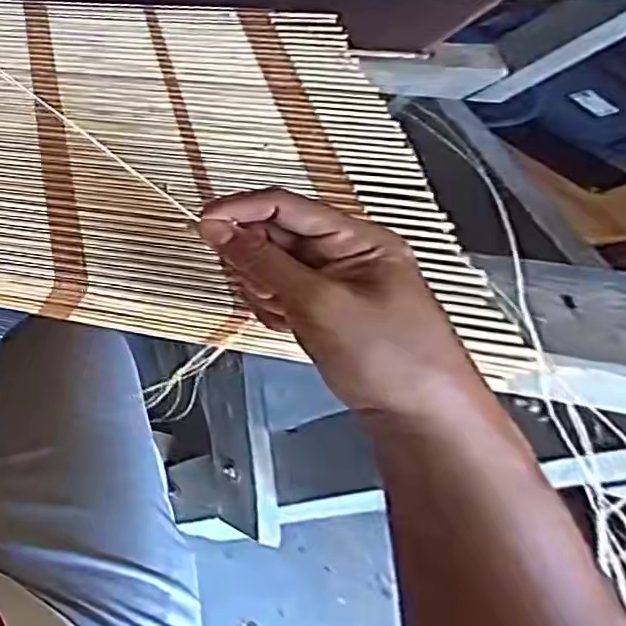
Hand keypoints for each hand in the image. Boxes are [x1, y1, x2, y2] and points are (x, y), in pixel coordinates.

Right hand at [197, 188, 490, 419]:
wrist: (423, 421)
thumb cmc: (391, 358)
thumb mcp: (318, 302)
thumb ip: (262, 261)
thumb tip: (216, 228)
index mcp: (356, 238)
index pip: (283, 205)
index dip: (239, 209)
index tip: (202, 224)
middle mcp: (340, 252)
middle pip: (269, 232)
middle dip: (252, 259)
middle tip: (261, 289)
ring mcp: (327, 279)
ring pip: (263, 262)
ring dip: (259, 286)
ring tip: (282, 313)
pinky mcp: (315, 303)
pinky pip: (270, 288)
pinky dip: (267, 304)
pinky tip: (286, 324)